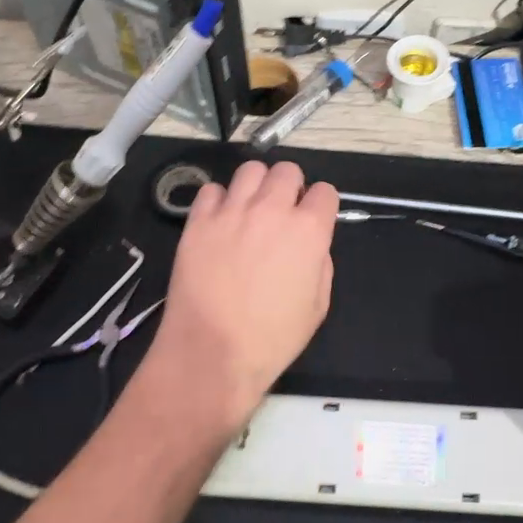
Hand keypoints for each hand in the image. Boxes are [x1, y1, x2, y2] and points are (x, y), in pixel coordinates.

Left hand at [149, 160, 337, 425]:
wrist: (212, 352)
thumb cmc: (272, 339)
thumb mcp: (318, 307)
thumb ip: (320, 264)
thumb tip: (311, 246)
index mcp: (308, 231)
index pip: (324, 192)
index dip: (320, 206)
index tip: (313, 220)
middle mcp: (271, 210)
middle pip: (287, 171)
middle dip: (290, 187)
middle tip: (282, 212)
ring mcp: (231, 212)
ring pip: (250, 170)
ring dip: (256, 186)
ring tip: (250, 210)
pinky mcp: (198, 221)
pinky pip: (211, 191)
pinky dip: (219, 201)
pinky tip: (220, 223)